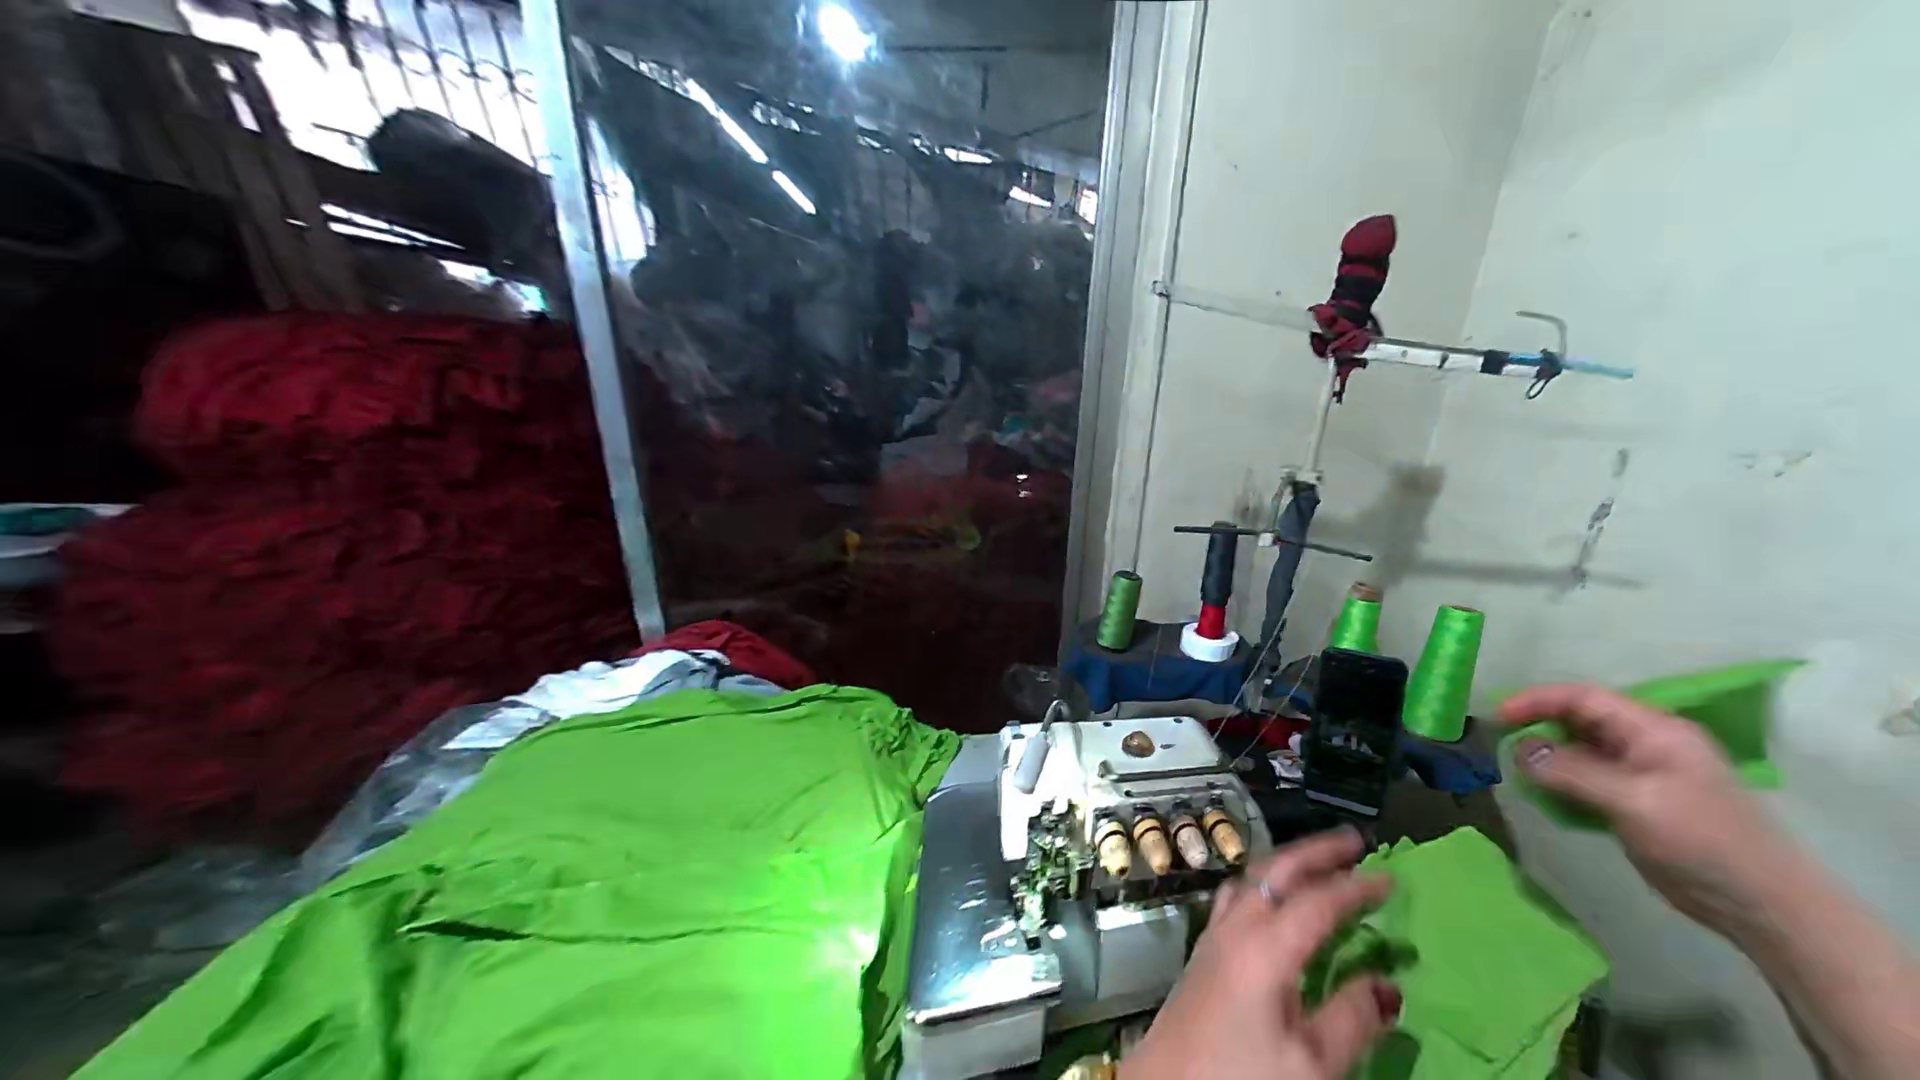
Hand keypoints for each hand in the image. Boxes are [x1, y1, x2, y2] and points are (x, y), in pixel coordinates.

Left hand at [1121, 829, 1398, 1079]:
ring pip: (1251, 877)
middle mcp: (1235, 927)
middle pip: (1276, 871)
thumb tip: (1386, 984)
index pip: (1316, 901)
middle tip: (1353, 841)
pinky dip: (1263, 883)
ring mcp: (1213, 934)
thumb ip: (1351, 1019)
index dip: (1354, 887)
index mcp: (1265, 948)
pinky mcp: (1203, 950)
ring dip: (1286, 863)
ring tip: (1317, 862)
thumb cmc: (1242, 1077)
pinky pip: (1236, 896)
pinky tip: (1272, 901)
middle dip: (1315, 851)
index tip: (1390, 877)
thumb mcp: (1312, 1065)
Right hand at [1500, 684, 1795, 936]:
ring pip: (1578, 750)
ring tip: (1518, 773)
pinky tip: (1545, 797)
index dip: (1537, 701)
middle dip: (1538, 728)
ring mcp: (1641, 774)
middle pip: (1578, 720)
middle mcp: (1646, 744)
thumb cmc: (1703, 841)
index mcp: (1654, 732)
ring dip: (1546, 758)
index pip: (1584, 698)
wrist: (1764, 907)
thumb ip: (1572, 771)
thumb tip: (1519, 750)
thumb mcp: (1633, 801)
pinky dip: (1559, 783)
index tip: (1498, 717)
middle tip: (1502, 745)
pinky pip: (1584, 779)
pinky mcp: (1633, 802)